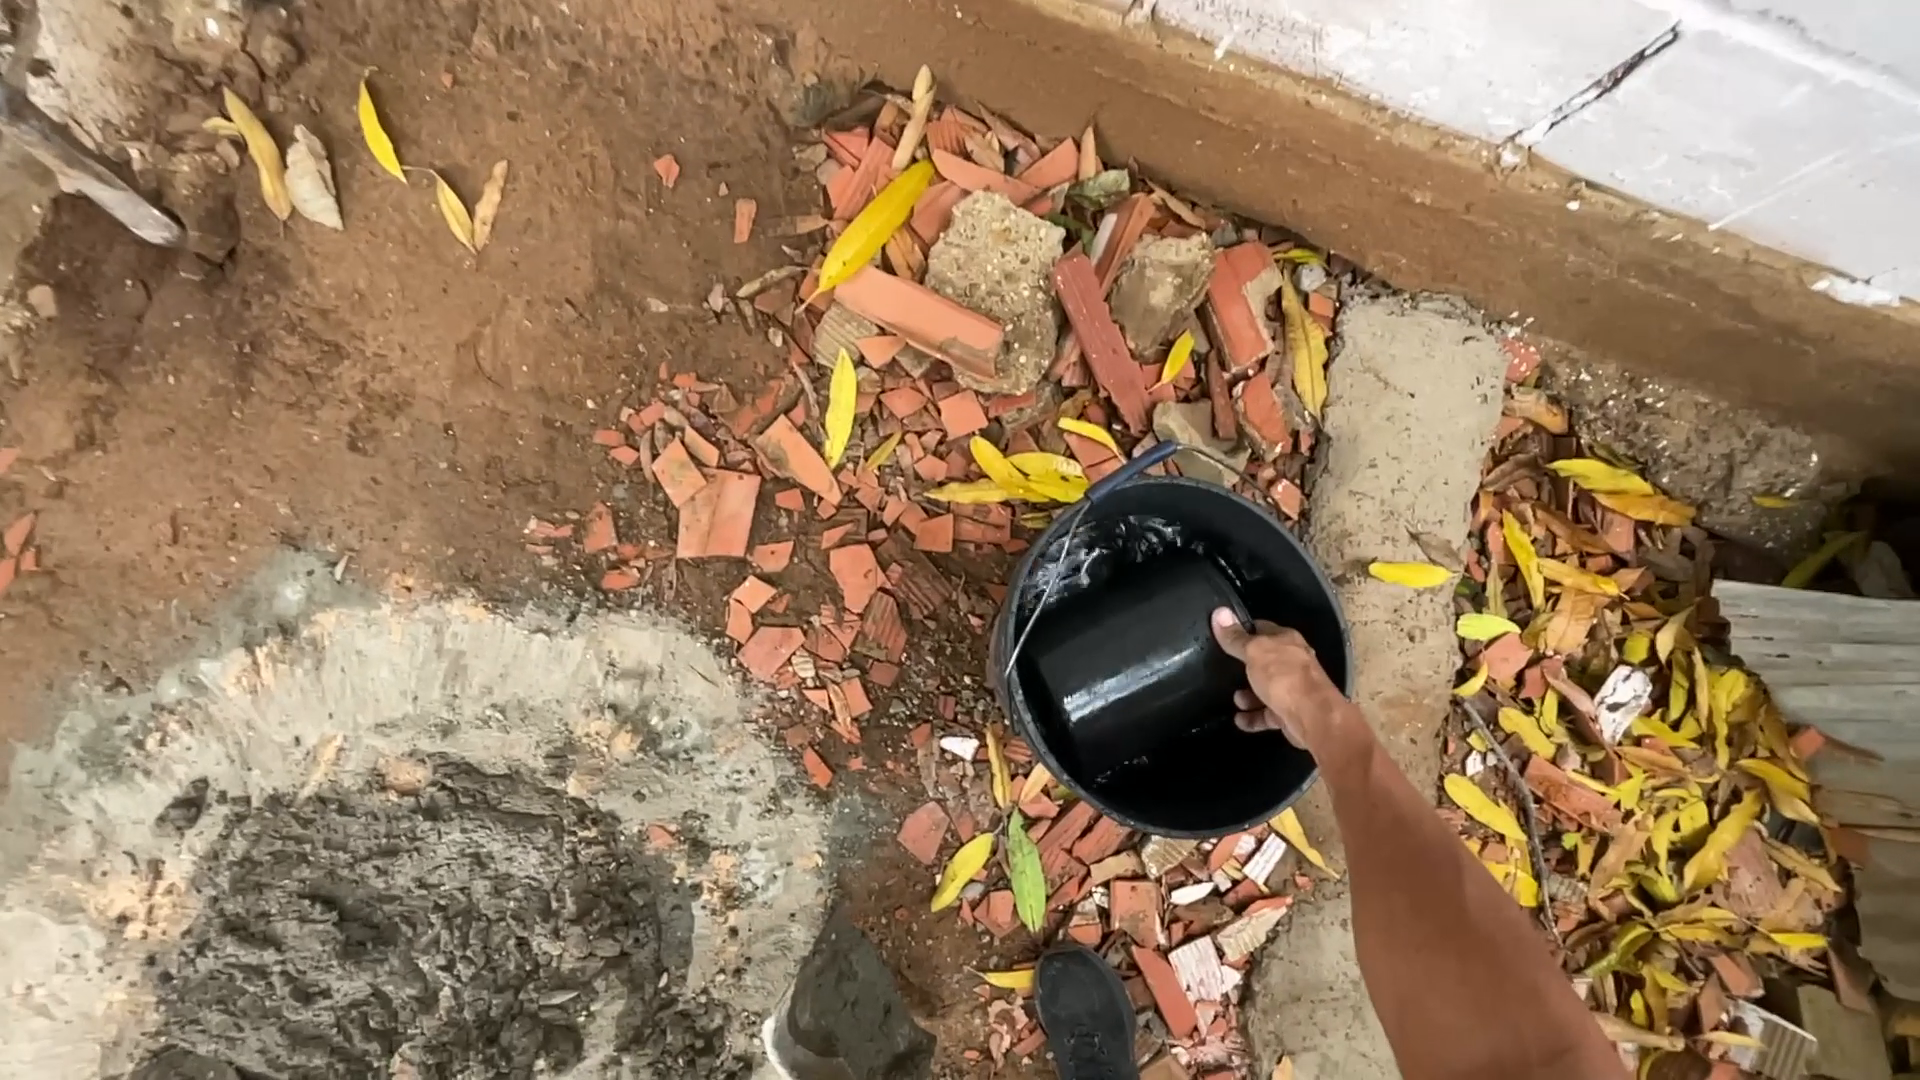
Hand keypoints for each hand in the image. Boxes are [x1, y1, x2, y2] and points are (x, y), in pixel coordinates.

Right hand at [1211, 607, 1350, 750]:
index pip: (1260, 628)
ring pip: (1265, 688)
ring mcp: (1293, 688)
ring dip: (1248, 695)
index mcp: (1286, 640)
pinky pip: (1267, 713)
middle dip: (1243, 667)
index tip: (1223, 635)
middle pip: (1263, 660)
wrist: (1313, 717)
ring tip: (1236, 700)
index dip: (1241, 630)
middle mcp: (1292, 662)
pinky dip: (1253, 717)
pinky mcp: (1290, 712)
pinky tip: (1240, 720)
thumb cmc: (1283, 677)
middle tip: (1223, 671)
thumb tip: (1219, 612)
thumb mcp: (1253, 651)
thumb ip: (1235, 637)